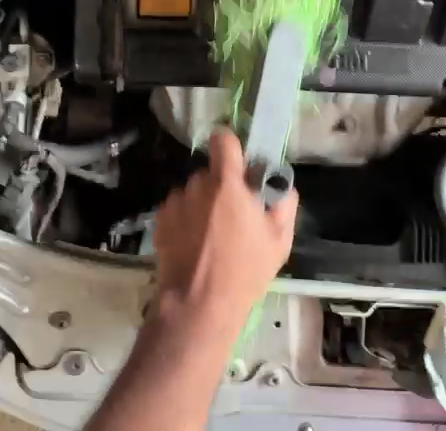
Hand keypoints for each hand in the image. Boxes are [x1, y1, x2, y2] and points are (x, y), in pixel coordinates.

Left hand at [153, 129, 297, 335]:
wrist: (198, 304)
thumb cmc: (244, 271)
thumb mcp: (279, 241)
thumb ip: (284, 205)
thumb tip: (283, 189)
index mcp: (227, 183)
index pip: (223, 140)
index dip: (231, 147)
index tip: (239, 166)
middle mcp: (198, 185)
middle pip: (211, 172)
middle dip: (221, 186)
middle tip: (233, 214)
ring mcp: (176, 201)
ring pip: (193, 191)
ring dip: (202, 203)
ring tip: (211, 236)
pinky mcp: (160, 219)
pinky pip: (178, 208)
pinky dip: (185, 219)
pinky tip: (193, 244)